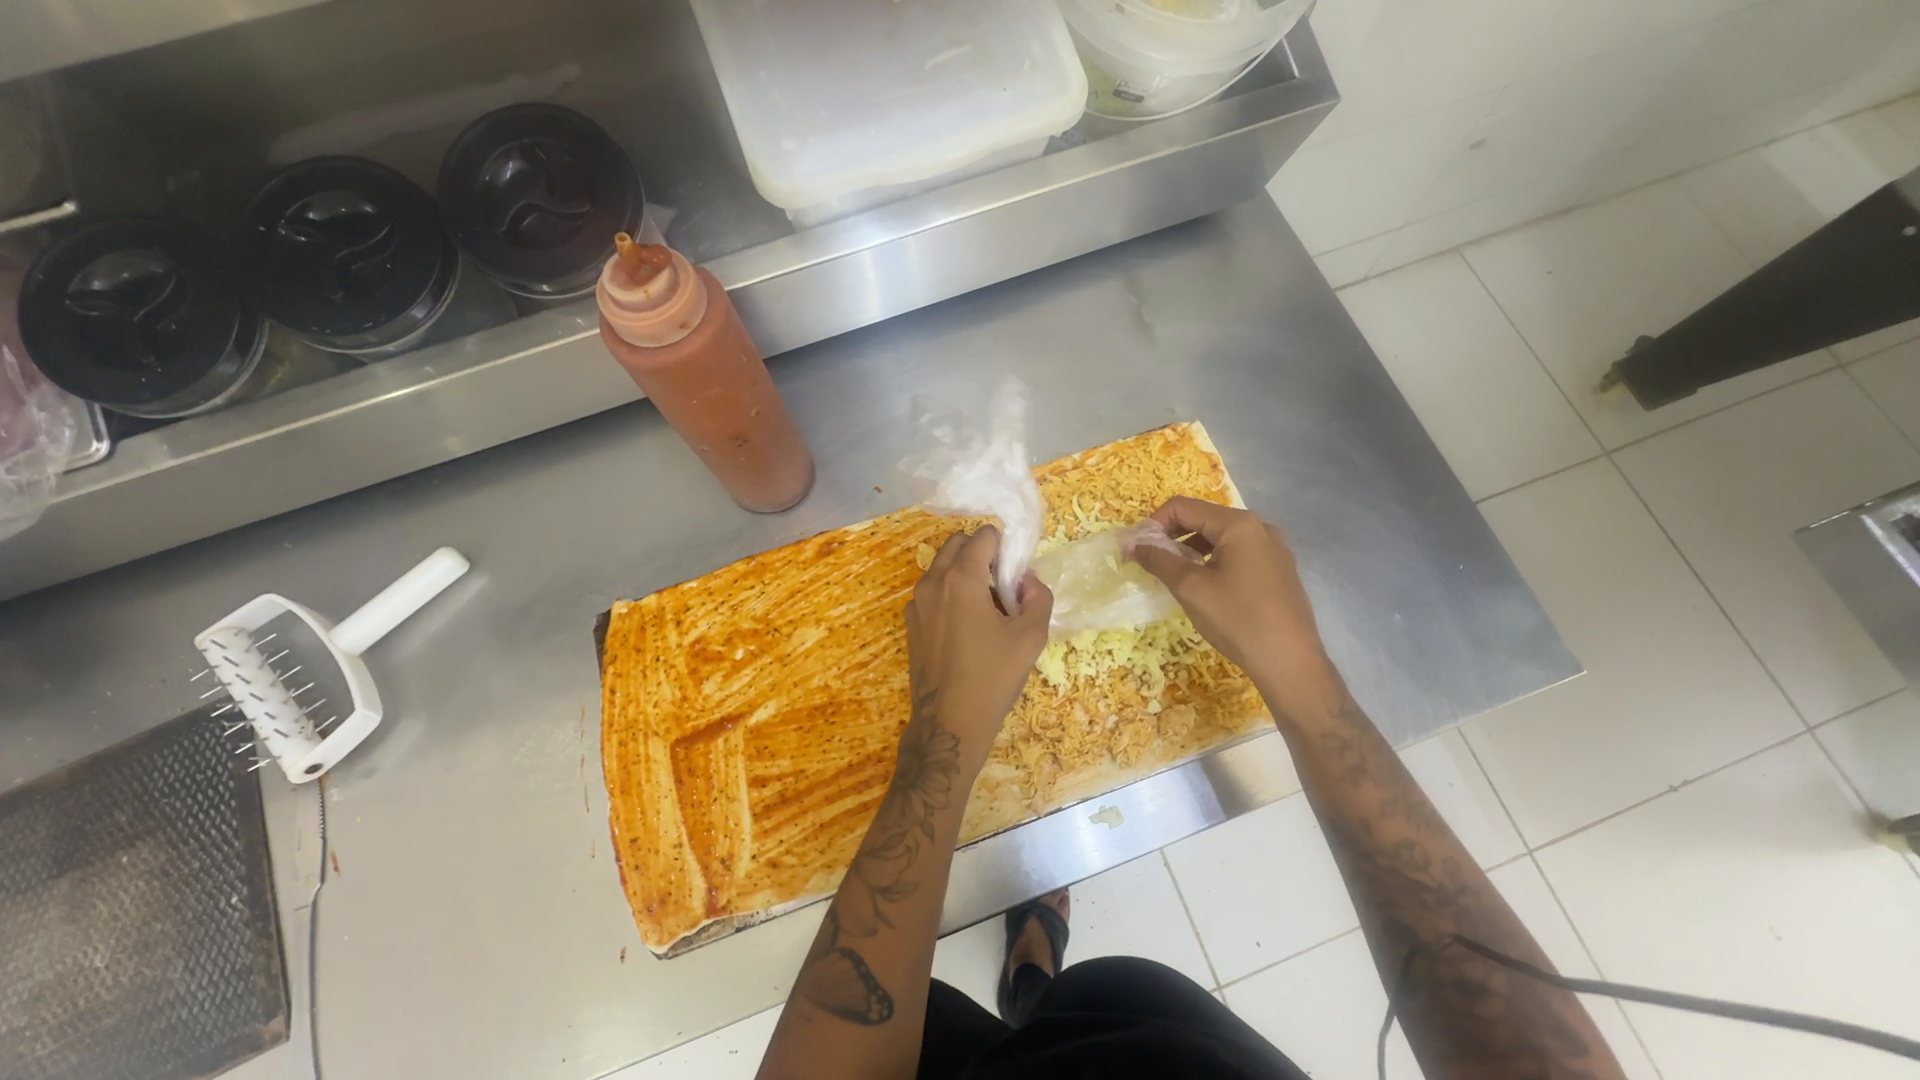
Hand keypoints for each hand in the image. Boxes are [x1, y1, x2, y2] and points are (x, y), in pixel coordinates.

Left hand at [905, 525, 1052, 774]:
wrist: (950, 722)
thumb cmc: (993, 677)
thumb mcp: (1031, 636)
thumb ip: (1038, 596)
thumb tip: (1027, 580)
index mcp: (961, 578)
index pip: (983, 536)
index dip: (1005, 548)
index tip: (1016, 575)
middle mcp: (932, 582)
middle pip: (958, 544)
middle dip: (983, 555)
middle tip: (1003, 588)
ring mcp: (916, 603)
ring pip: (942, 568)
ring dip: (966, 574)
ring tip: (988, 612)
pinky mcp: (911, 624)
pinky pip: (933, 592)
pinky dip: (951, 595)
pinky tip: (968, 630)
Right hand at [1129, 497, 1337, 710]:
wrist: (1291, 661)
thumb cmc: (1238, 620)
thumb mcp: (1191, 589)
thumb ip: (1159, 560)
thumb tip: (1133, 545)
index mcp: (1238, 525)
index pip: (1183, 507)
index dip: (1153, 524)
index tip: (1136, 550)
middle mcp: (1260, 528)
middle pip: (1204, 519)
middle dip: (1172, 536)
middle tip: (1151, 563)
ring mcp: (1274, 549)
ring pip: (1221, 538)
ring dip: (1192, 550)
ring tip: (1176, 577)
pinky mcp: (1280, 570)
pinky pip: (1239, 554)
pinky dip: (1215, 561)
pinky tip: (1208, 588)